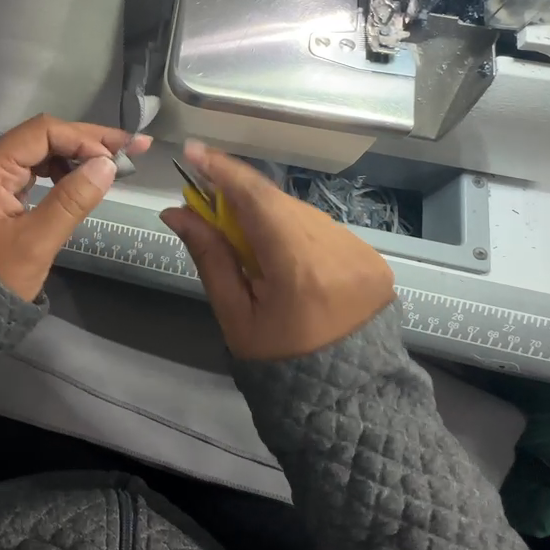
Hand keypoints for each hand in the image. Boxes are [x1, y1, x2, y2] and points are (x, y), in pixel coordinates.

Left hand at [0, 116, 151, 301]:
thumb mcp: (38, 241)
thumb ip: (72, 201)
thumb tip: (107, 165)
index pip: (41, 133)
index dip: (82, 138)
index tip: (116, 155)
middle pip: (42, 137)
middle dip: (86, 140)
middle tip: (131, 146)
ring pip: (42, 152)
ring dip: (78, 153)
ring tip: (115, 163)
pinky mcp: (2, 194)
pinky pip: (36, 170)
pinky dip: (64, 170)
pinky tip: (86, 179)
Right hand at [162, 140, 394, 359]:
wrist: (347, 397)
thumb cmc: (278, 359)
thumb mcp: (234, 312)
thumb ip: (209, 254)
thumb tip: (175, 211)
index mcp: (300, 270)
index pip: (258, 201)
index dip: (224, 172)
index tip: (194, 152)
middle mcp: (338, 252)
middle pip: (278, 202)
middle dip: (239, 193)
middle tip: (205, 195)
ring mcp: (362, 253)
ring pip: (300, 211)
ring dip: (266, 211)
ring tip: (242, 231)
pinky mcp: (374, 258)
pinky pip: (323, 227)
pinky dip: (293, 227)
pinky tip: (278, 248)